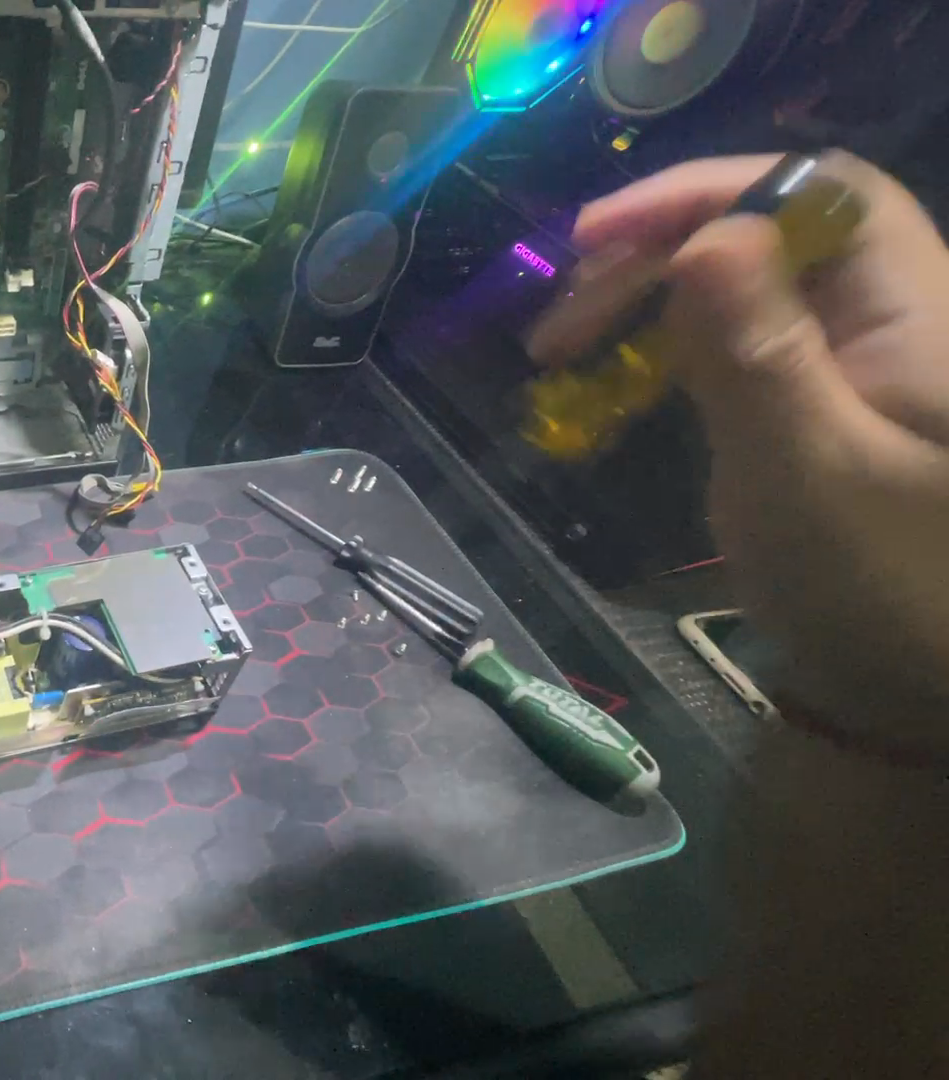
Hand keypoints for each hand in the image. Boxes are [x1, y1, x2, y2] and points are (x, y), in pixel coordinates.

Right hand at [529, 152, 948, 734]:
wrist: (915, 680)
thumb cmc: (875, 583)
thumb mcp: (802, 468)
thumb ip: (755, 353)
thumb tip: (705, 239)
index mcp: (924, 313)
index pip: (818, 193)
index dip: (699, 193)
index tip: (586, 241)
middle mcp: (894, 315)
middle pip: (765, 233)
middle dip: (645, 260)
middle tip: (551, 328)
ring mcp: (852, 357)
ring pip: (737, 284)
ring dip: (638, 302)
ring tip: (557, 352)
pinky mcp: (812, 395)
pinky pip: (729, 338)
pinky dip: (656, 345)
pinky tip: (608, 379)